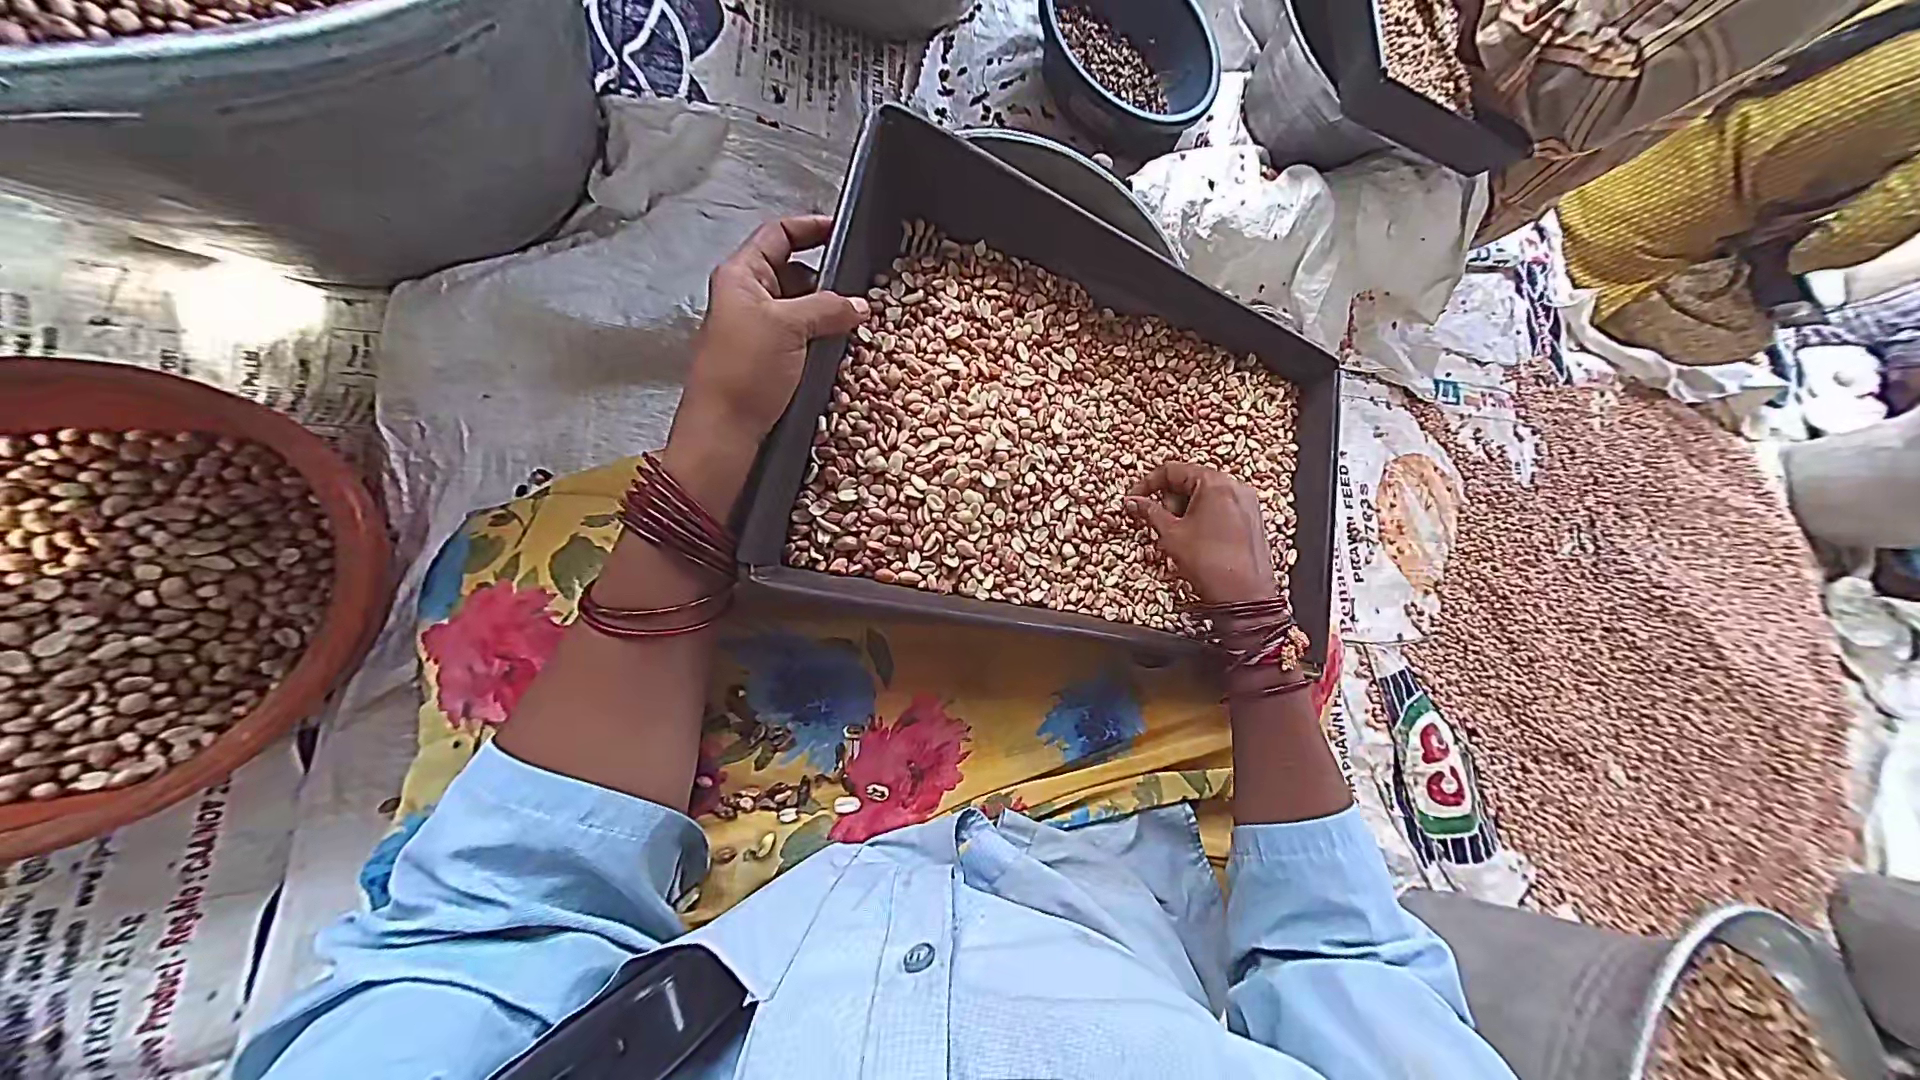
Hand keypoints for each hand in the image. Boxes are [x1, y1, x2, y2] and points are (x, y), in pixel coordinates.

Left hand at [676, 215, 869, 442]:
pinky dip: (825, 339)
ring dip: (829, 314)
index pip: (778, 236)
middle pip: (794, 274)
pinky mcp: (772, 362)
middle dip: (828, 280)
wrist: (726, 430)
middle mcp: (749, 299)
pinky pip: (805, 339)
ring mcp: (761, 332)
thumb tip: (862, 305)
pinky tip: (846, 347)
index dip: (810, 228)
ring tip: (860, 322)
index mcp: (741, 276)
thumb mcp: (788, 327)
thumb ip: (827, 308)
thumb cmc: (746, 370)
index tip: (843, 229)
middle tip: (862, 290)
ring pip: (803, 310)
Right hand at [1125, 462, 1278, 604]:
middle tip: (1157, 521)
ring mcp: (1247, 503)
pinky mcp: (1251, 520)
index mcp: (1215, 483)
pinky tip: (1195, 539)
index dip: (1148, 484)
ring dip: (1184, 509)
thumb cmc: (1209, 562)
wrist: (1244, 595)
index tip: (1135, 498)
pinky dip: (1202, 517)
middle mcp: (1235, 486)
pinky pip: (1220, 508)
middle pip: (1190, 480)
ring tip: (1177, 534)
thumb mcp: (1171, 534)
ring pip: (1205, 495)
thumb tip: (1134, 501)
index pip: (1173, 470)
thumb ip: (1150, 512)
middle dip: (1169, 499)